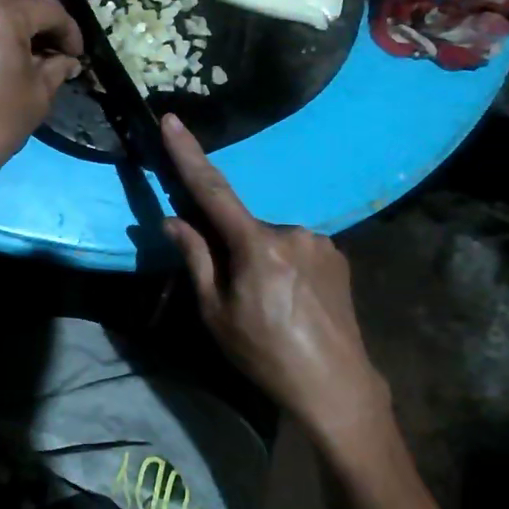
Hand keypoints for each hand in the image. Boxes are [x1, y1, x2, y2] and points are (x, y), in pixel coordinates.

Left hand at [0, 0, 81, 215]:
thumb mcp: (38, 94)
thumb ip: (56, 66)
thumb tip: (67, 59)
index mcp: (0, 14)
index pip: (47, 8)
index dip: (68, 30)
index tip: (76, 53)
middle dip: (38, 20)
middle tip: (52, 49)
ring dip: (11, 19)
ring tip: (24, 49)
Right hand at [159, 114, 391, 444]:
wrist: (336, 387)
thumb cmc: (265, 354)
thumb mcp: (215, 312)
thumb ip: (195, 258)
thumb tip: (174, 221)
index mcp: (257, 245)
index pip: (212, 190)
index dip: (188, 154)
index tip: (171, 120)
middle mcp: (292, 231)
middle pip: (241, 223)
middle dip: (226, 243)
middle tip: (228, 289)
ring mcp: (320, 241)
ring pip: (268, 237)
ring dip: (255, 255)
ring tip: (264, 304)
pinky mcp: (336, 256)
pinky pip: (293, 247)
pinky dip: (279, 262)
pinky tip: (288, 300)